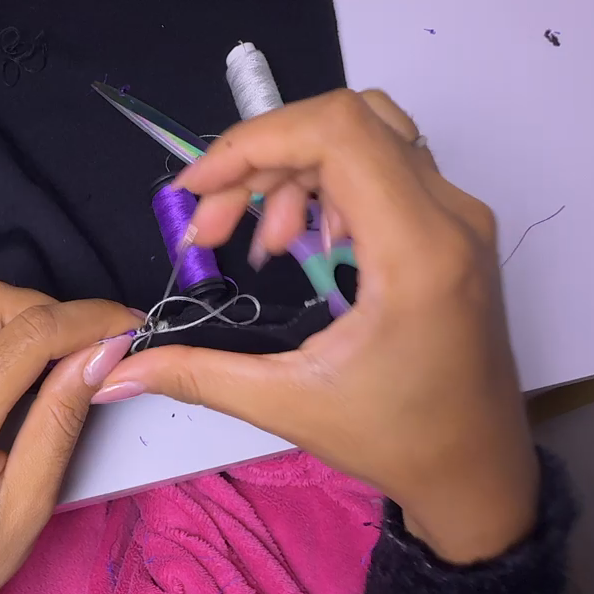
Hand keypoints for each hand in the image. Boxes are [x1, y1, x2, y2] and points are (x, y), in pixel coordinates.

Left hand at [0, 281, 142, 593]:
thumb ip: (60, 421)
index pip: (25, 337)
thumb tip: (101, 351)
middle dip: (51, 309)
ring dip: (11, 310)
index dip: (87, 319)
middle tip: (93, 344)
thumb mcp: (29, 505)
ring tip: (52, 348)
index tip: (129, 326)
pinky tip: (7, 357)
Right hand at [97, 89, 537, 563]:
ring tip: (261, 250)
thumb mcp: (283, 404)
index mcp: (415, 251)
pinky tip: (302, 250)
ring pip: (366, 141)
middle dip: (260, 163)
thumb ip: (195, 376)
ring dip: (291, 179)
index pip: (338, 133)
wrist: (473, 470)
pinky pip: (383, 173)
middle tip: (211, 232)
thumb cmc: (393, 439)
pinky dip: (325, 193)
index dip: (252, 143)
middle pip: (347, 124)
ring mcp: (456, 219)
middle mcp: (449, 216)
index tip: (194, 192)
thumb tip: (120, 372)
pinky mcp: (450, 233)